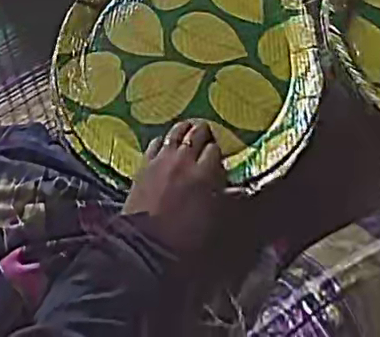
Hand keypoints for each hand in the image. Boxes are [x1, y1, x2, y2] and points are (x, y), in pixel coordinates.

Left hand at [122, 120, 225, 254]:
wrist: (143, 250)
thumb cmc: (184, 243)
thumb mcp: (213, 224)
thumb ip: (226, 200)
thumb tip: (236, 188)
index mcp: (205, 174)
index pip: (215, 149)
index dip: (218, 153)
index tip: (219, 161)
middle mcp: (185, 159)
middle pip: (197, 132)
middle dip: (204, 134)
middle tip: (206, 141)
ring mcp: (162, 159)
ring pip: (176, 131)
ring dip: (185, 131)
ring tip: (188, 134)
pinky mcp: (144, 163)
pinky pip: (155, 142)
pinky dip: (163, 142)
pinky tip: (165, 147)